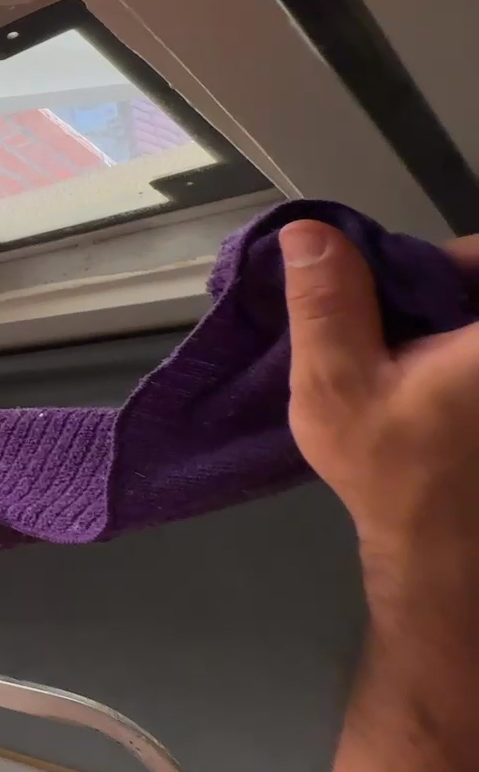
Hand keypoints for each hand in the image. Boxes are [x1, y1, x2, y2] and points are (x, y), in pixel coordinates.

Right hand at [281, 221, 478, 591]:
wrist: (445, 542)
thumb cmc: (389, 461)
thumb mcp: (334, 378)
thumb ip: (327, 302)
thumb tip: (308, 230)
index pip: (476, 254)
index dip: (424, 263)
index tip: (377, 303)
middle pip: (478, 280)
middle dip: (432, 292)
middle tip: (385, 340)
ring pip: (474, 310)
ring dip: (438, 320)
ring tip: (399, 363)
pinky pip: (469, 339)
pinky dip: (447, 344)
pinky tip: (426, 378)